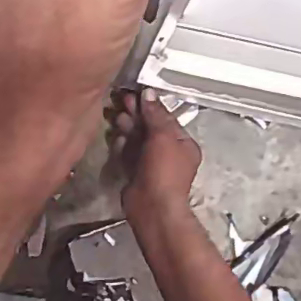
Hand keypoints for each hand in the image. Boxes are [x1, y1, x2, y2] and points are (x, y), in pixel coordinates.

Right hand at [107, 89, 201, 225]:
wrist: (152, 206)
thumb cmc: (164, 170)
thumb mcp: (164, 137)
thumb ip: (155, 114)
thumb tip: (149, 93)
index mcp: (184, 144)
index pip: (167, 118)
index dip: (151, 105)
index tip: (136, 93)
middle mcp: (169, 153)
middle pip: (150, 128)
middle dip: (136, 115)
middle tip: (122, 101)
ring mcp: (152, 164)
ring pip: (138, 140)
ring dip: (128, 128)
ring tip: (117, 116)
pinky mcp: (137, 173)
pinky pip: (129, 154)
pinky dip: (123, 145)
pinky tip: (117, 137)